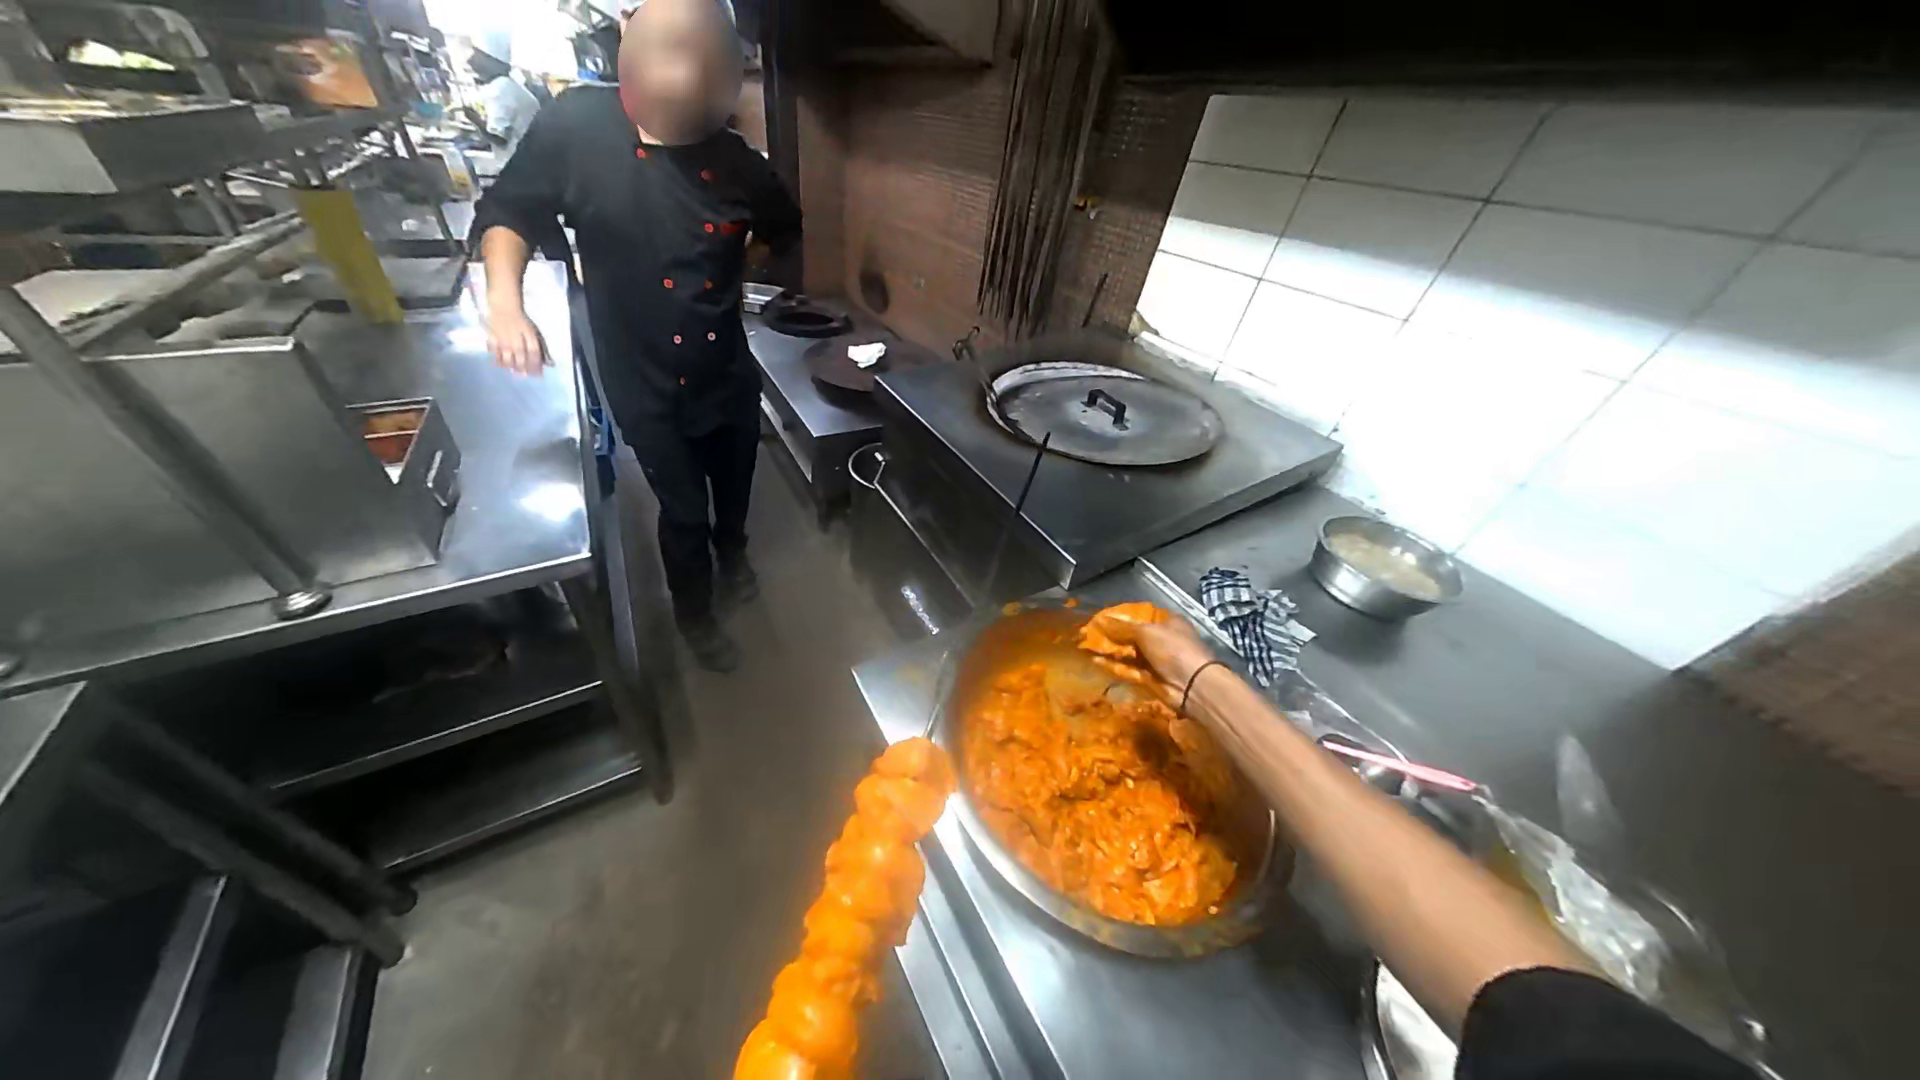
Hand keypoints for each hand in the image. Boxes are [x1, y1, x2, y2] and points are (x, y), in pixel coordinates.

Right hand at [487, 306, 547, 375]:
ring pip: (506, 356)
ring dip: (509, 366)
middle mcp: (516, 339)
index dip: (536, 366)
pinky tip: (499, 364)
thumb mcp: (534, 333)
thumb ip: (540, 348)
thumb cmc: (522, 321)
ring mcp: (503, 338)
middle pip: (520, 357)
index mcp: (529, 337)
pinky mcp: (491, 336)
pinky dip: (496, 358)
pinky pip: (493, 350)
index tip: (537, 375)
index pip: (534, 355)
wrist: (504, 306)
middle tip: (524, 375)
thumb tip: (548, 363)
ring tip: (512, 371)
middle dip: (523, 368)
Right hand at [1088, 610, 1213, 706]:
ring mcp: (1157, 660)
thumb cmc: (1173, 649)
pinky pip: (1128, 669)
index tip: (1103, 618)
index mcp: (1168, 622)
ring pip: (1129, 653)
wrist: (1192, 685)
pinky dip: (1114, 666)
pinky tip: (1096, 661)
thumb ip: (1122, 628)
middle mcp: (1163, 639)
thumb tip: (1100, 621)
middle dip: (1113, 635)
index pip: (1142, 615)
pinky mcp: (1150, 678)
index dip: (1123, 616)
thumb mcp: (1146, 632)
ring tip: (1089, 646)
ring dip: (1111, 651)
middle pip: (1133, 635)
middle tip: (1091, 633)